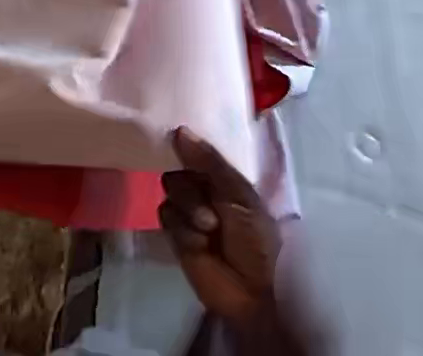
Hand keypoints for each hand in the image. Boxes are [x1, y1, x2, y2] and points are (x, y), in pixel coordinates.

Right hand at [159, 127, 280, 327]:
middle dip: (190, 190)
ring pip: (170, 193)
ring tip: (209, 229)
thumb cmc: (256, 238)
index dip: (185, 148)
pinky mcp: (176, 235)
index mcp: (221, 177)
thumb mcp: (240, 195)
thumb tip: (179, 130)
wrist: (255, 292)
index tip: (176, 140)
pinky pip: (166, 216)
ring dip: (189, 210)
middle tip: (211, 209)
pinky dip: (183, 230)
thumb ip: (209, 162)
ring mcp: (187, 212)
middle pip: (177, 172)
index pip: (194, 152)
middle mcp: (201, 190)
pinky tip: (199, 244)